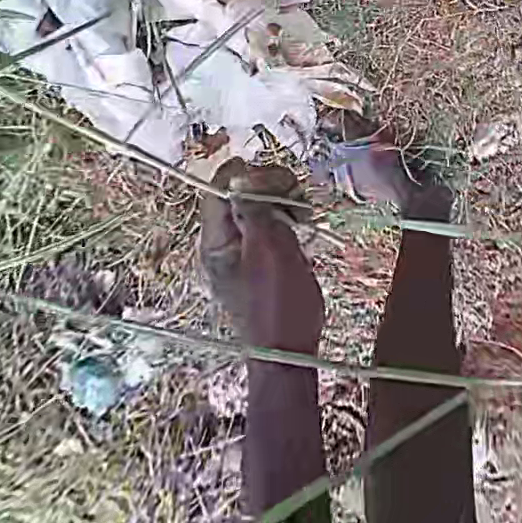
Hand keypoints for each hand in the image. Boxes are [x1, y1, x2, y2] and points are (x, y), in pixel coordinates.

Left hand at [201, 159, 324, 354]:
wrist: (292, 348)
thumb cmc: (279, 303)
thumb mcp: (267, 249)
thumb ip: (253, 210)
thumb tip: (241, 175)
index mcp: (216, 240)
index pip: (217, 190)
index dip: (241, 175)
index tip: (269, 174)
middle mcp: (226, 239)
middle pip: (241, 191)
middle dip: (270, 185)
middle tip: (294, 196)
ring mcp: (247, 246)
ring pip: (261, 202)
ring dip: (285, 198)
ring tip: (303, 214)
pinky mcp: (266, 251)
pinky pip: (274, 219)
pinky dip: (290, 214)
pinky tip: (305, 223)